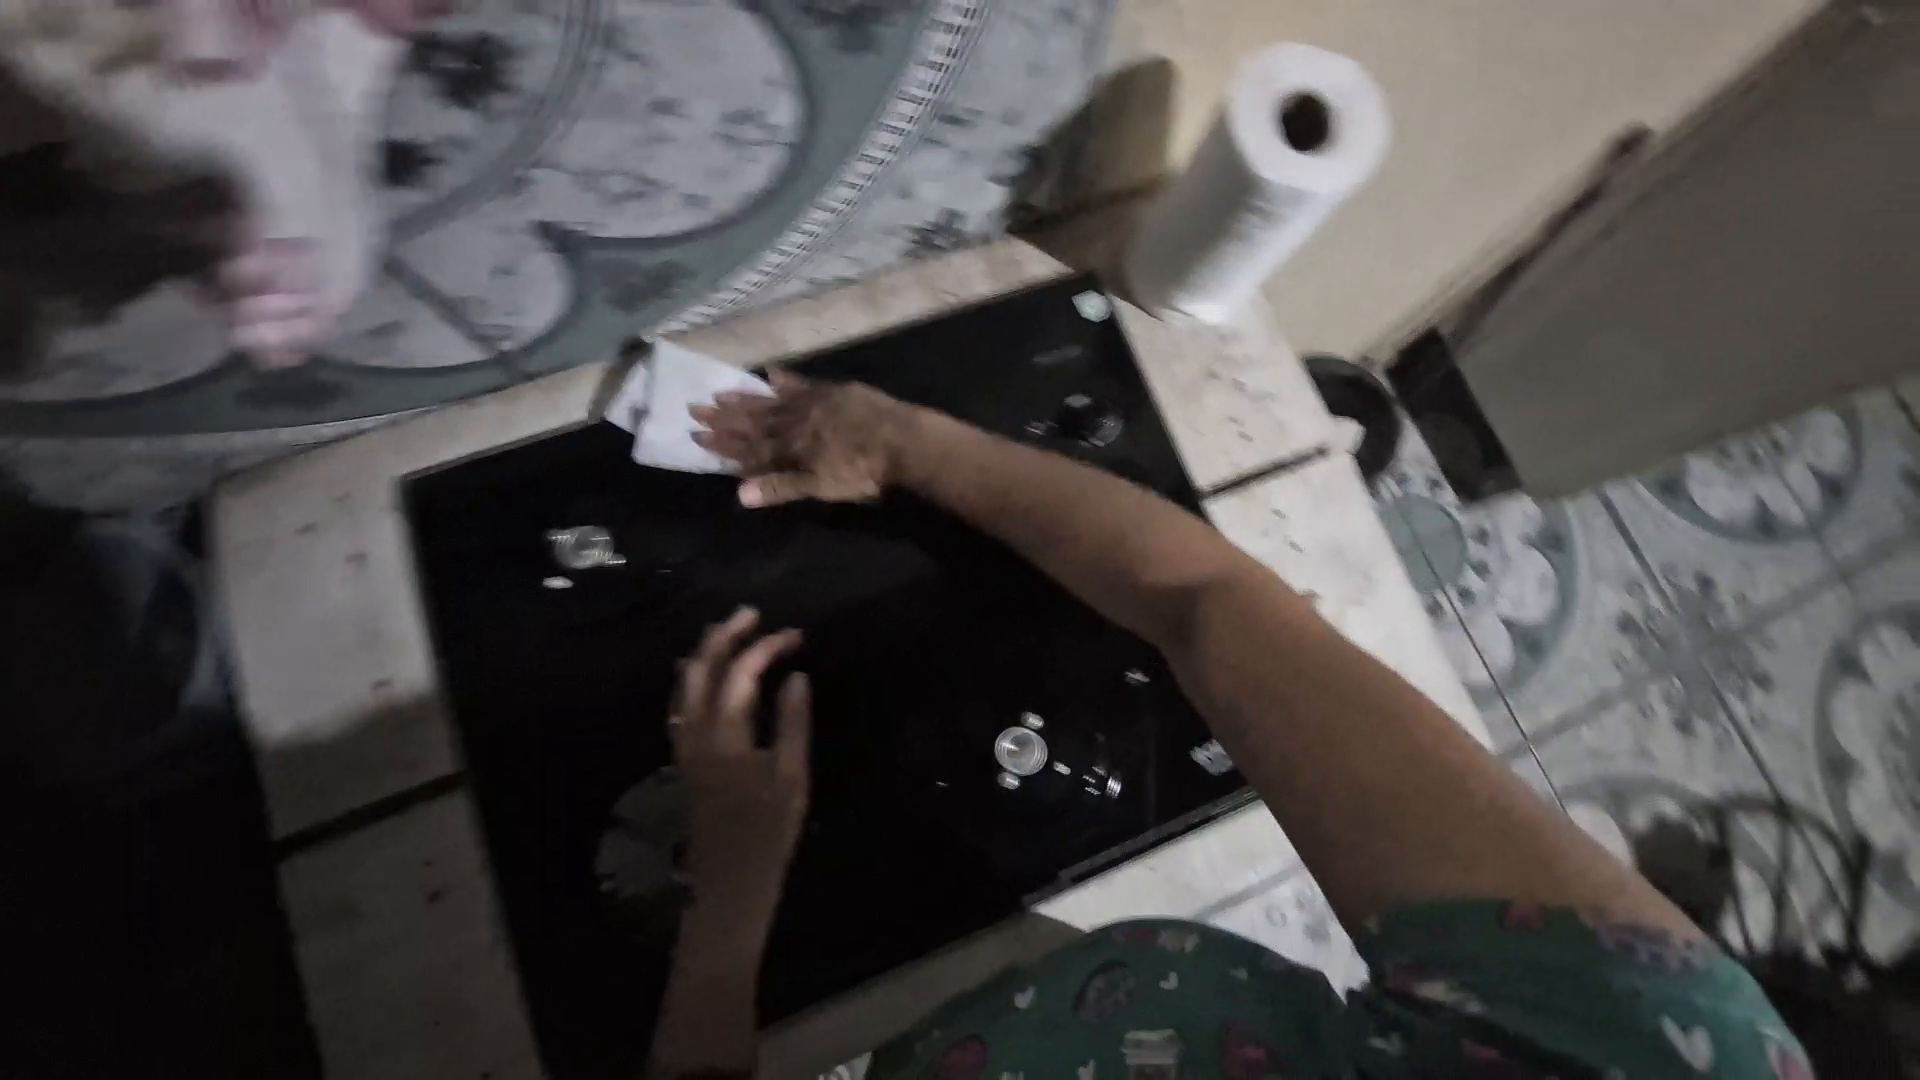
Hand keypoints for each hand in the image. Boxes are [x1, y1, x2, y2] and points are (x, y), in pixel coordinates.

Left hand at [671, 607, 809, 923]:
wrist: (726, 888)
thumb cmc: (768, 837)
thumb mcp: (793, 780)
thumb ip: (793, 724)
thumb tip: (797, 677)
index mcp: (726, 738)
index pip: (742, 674)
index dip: (767, 647)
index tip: (797, 636)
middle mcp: (696, 735)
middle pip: (701, 670)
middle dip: (724, 636)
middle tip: (751, 614)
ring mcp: (684, 748)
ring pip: (684, 686)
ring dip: (705, 653)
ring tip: (727, 632)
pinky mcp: (683, 760)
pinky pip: (681, 705)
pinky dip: (693, 680)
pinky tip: (704, 676)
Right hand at [690, 370, 918, 507]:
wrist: (901, 439)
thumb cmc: (863, 471)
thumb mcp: (820, 486)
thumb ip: (781, 487)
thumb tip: (739, 494)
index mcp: (790, 447)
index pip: (749, 446)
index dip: (723, 443)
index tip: (697, 435)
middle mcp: (795, 421)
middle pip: (754, 420)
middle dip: (724, 417)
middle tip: (695, 407)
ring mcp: (814, 402)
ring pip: (772, 401)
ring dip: (746, 399)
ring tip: (721, 393)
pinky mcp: (833, 391)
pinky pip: (801, 384)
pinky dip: (783, 381)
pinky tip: (769, 374)